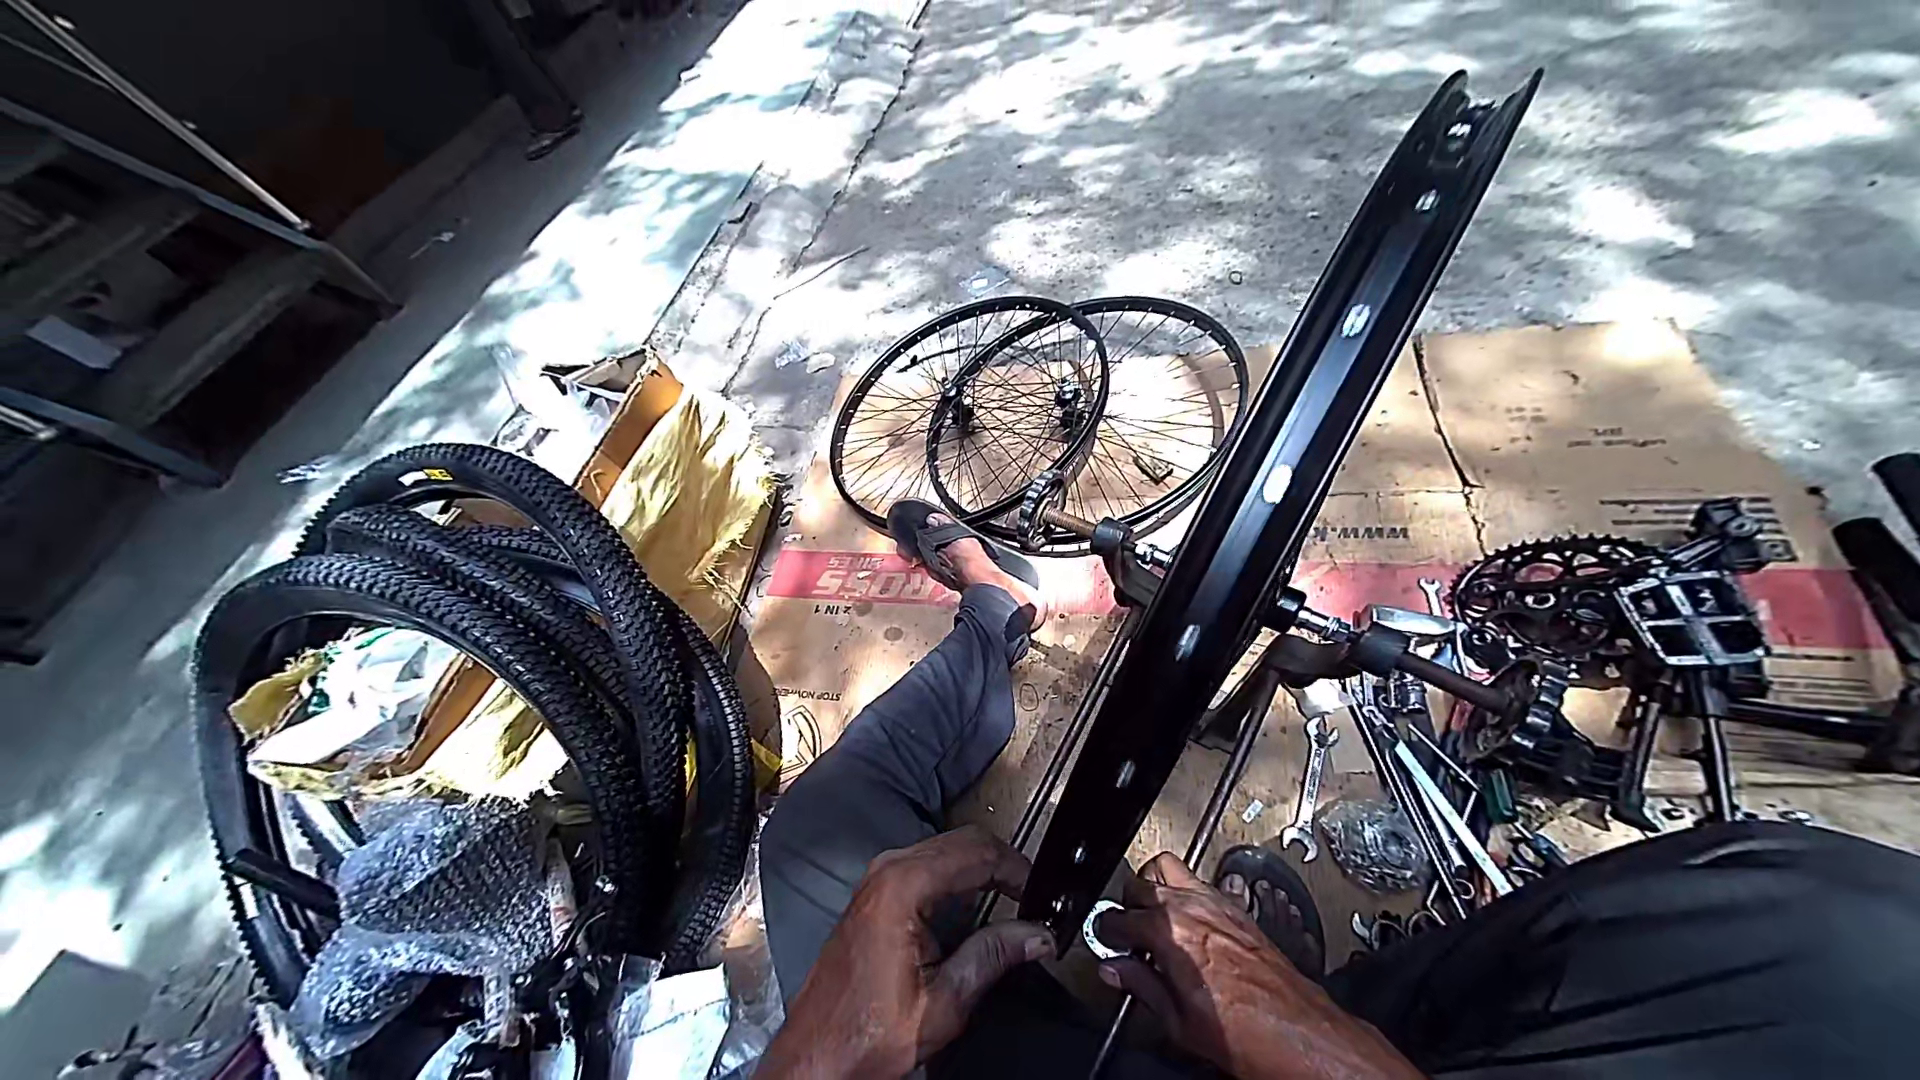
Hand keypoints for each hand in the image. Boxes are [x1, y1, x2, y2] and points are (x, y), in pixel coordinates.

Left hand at [757, 826, 1054, 1078]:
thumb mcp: (943, 1003)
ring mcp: (881, 874)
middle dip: (1004, 861)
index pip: (976, 853)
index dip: (1016, 867)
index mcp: (903, 886)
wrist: (816, 1053)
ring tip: (1014, 896)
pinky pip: (931, 859)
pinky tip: (979, 897)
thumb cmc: (866, 1034)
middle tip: (1032, 895)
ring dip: (985, 864)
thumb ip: (992, 957)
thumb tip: (1037, 934)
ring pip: (949, 845)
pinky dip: (962, 871)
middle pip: (964, 840)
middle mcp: (889, 868)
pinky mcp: (879, 886)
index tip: (1039, 892)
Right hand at [1098, 852, 1420, 1079]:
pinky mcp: (1233, 905)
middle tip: (1126, 930)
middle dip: (1126, 905)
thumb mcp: (1179, 1022)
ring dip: (1152, 884)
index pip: (1118, 918)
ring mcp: (1212, 900)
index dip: (1105, 930)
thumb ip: (1141, 985)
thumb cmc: (1248, 1035)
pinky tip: (1185, 919)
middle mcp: (1188, 906)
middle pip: (1138, 884)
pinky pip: (1196, 879)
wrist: (1302, 1036)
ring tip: (1151, 911)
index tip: (1105, 941)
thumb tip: (1113, 969)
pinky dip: (1182, 890)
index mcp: (1167, 932)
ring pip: (1166, 867)